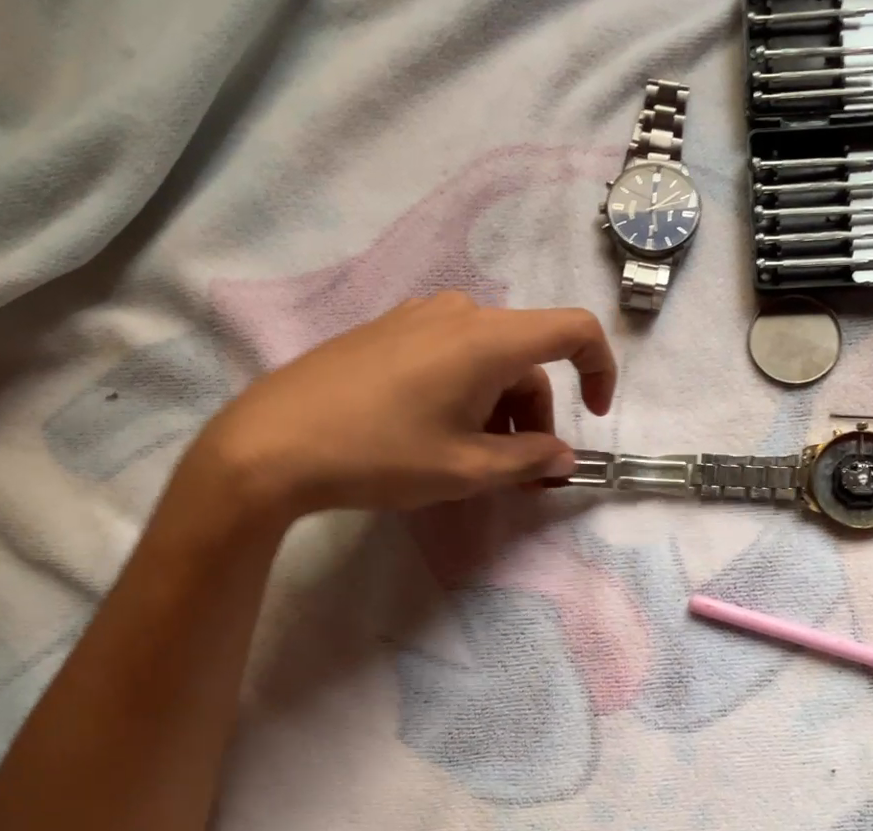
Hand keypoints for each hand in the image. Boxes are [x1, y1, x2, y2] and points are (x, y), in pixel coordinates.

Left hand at [191, 292, 615, 519]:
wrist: (271, 444)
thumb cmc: (380, 455)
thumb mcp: (465, 471)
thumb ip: (528, 461)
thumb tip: (563, 458)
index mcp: (488, 339)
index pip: (574, 331)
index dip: (601, 370)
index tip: (595, 418)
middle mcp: (459, 313)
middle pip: (526, 357)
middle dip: (536, 415)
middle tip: (517, 473)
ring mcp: (417, 318)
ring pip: (487, 360)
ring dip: (499, 408)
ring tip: (471, 461)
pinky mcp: (385, 331)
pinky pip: (450, 355)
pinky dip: (466, 393)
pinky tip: (434, 435)